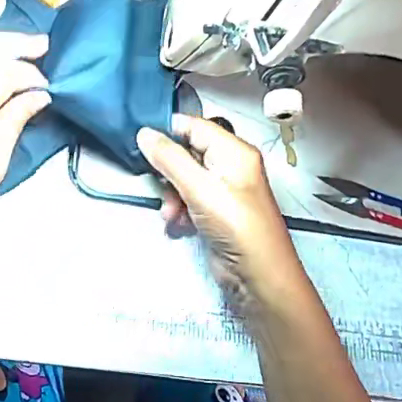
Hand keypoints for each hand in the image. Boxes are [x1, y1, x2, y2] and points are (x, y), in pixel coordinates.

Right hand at [136, 115, 301, 294]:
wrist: (258, 276)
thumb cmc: (237, 228)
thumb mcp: (199, 188)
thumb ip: (170, 159)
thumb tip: (145, 134)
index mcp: (234, 151)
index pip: (194, 126)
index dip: (168, 132)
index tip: (142, 145)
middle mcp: (230, 166)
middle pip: (186, 152)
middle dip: (167, 171)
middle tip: (159, 185)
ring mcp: (223, 190)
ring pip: (183, 178)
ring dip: (171, 194)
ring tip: (171, 214)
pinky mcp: (215, 212)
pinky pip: (188, 199)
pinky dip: (179, 209)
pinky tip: (178, 224)